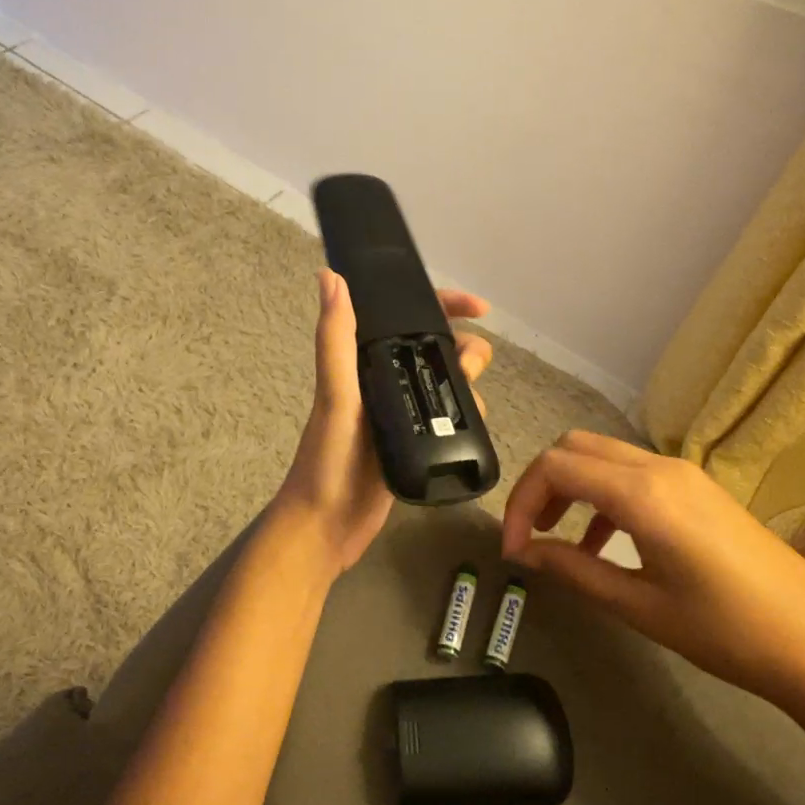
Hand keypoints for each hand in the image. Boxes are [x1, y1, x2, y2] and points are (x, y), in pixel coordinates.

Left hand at [272, 269, 492, 576]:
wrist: (324, 529)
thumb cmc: (326, 461)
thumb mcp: (335, 397)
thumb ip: (336, 340)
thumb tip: (331, 275)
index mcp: (362, 362)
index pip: (406, 318)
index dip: (444, 305)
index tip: (480, 308)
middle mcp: (382, 381)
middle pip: (436, 348)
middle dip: (465, 348)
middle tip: (471, 369)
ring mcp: (400, 414)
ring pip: (447, 383)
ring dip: (468, 385)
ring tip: (471, 408)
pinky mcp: (413, 444)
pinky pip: (448, 418)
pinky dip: (466, 417)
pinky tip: (474, 431)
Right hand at [499, 431, 804, 710]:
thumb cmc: (726, 631)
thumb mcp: (640, 607)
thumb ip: (575, 572)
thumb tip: (527, 552)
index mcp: (642, 493)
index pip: (556, 467)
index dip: (520, 503)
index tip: (513, 550)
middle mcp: (659, 468)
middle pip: (575, 448)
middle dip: (540, 486)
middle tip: (528, 537)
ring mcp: (683, 474)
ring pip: (603, 456)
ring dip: (570, 487)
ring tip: (557, 541)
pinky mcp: (699, 489)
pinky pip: (633, 473)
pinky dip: (602, 495)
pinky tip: (602, 544)